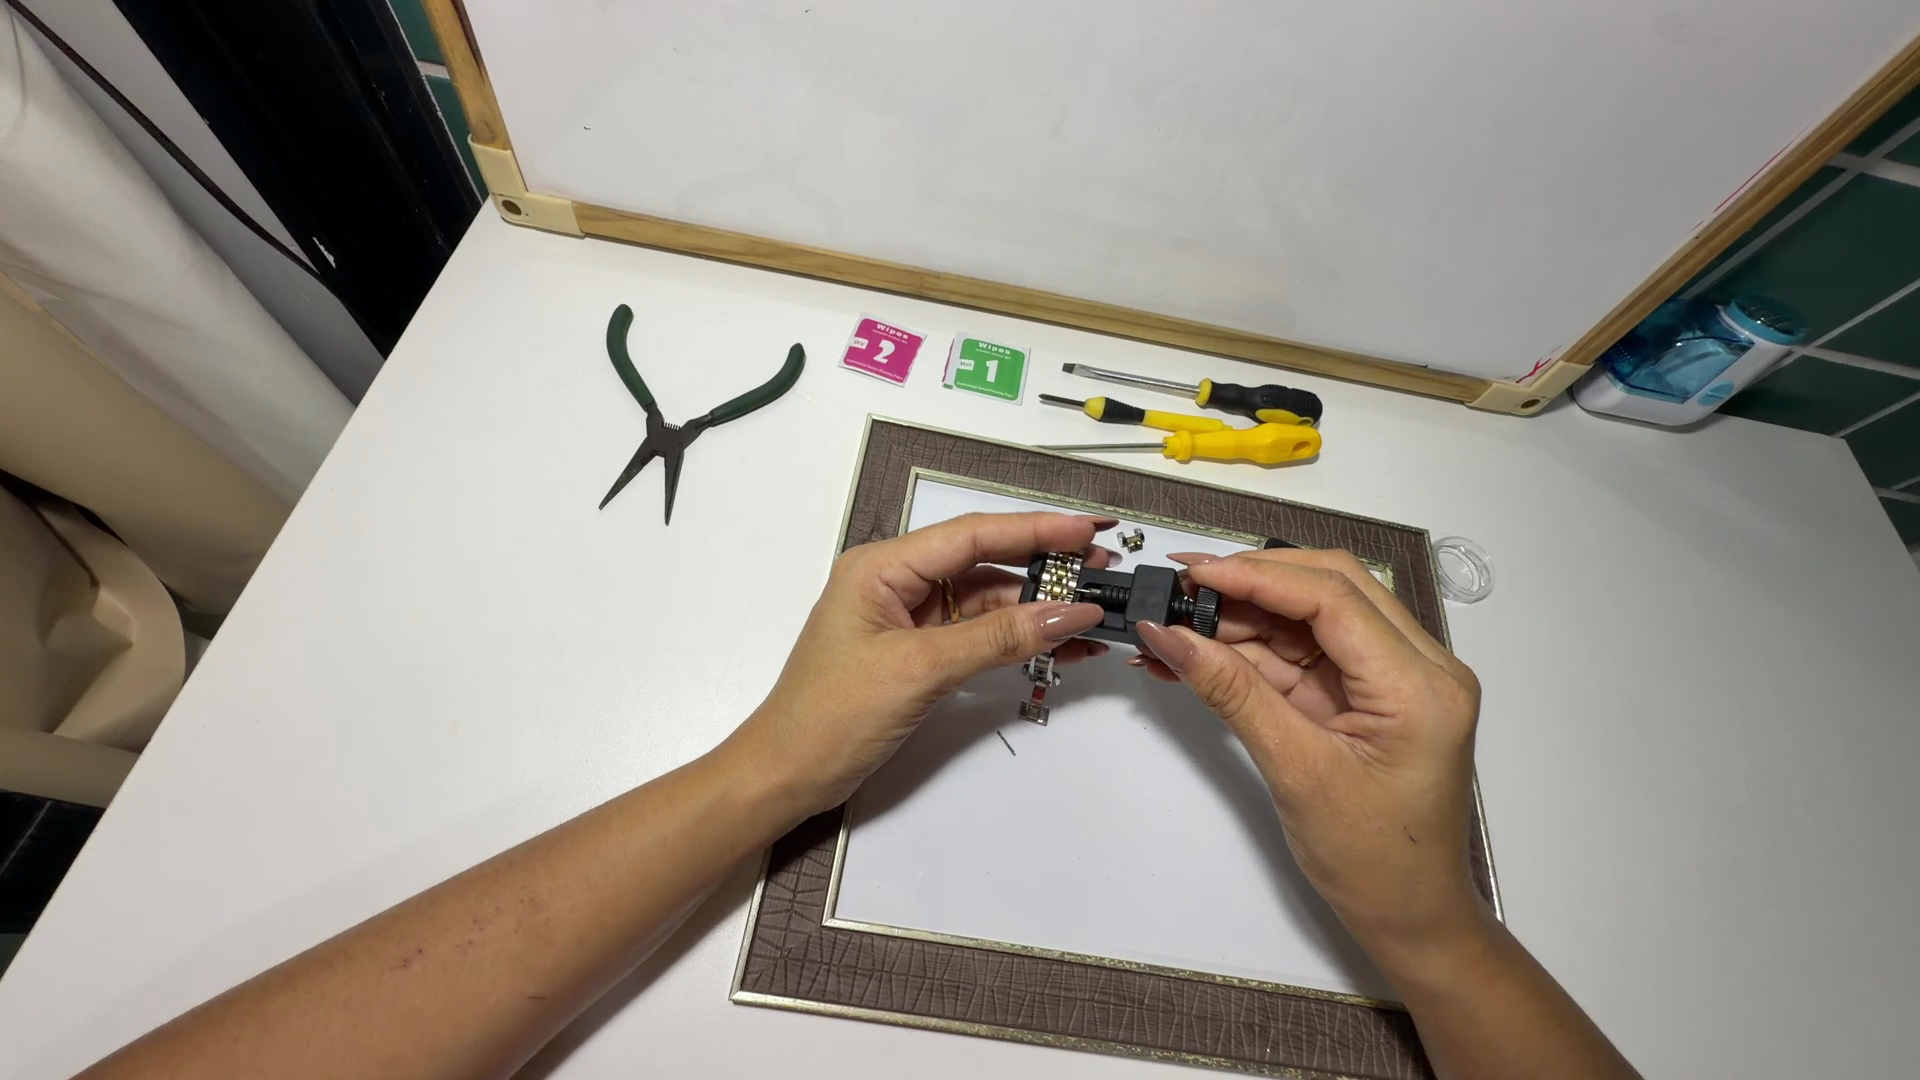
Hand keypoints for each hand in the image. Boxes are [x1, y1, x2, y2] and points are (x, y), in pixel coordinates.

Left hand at [723, 512, 1113, 818]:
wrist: (788, 775)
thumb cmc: (832, 716)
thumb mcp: (920, 670)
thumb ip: (998, 637)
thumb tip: (1071, 612)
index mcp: (883, 566)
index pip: (972, 533)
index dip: (1036, 529)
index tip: (1090, 530)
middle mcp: (898, 580)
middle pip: (984, 560)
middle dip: (1044, 564)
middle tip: (1104, 569)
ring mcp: (911, 616)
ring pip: (987, 599)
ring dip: (1037, 606)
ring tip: (1094, 611)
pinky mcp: (921, 648)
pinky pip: (979, 632)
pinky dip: (1017, 638)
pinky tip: (1060, 643)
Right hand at [1131, 548, 1485, 958]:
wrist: (1409, 915)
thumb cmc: (1371, 859)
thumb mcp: (1294, 770)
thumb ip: (1230, 691)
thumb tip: (1165, 635)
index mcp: (1419, 685)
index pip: (1332, 598)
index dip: (1255, 576)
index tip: (1191, 574)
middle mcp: (1416, 665)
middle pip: (1327, 588)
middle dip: (1249, 582)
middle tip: (1182, 590)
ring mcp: (1390, 676)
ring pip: (1307, 614)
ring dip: (1241, 616)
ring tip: (1175, 626)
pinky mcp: (1362, 690)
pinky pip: (1299, 650)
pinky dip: (1247, 649)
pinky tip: (1197, 652)